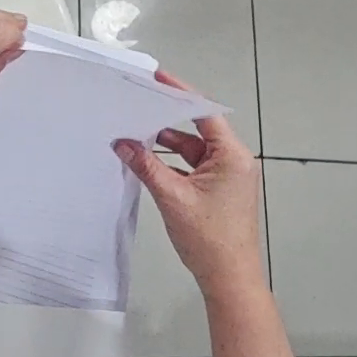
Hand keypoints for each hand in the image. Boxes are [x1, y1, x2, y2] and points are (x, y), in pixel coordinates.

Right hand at [113, 70, 262, 290]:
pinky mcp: (219, 190)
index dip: (180, 93)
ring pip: (193, 150)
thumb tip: (121, 142)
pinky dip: (173, 163)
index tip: (156, 78)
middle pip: (198, 129)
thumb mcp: (172, 197)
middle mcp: (234, 160)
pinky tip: (148, 160)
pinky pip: (193, 167)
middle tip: (138, 103)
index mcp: (232, 155)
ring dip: (167, 144)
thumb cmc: (208, 238)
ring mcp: (227, 176)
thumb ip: (146, 165)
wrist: (229, 278)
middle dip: (168, 119)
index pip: (204, 113)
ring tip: (135, 132)